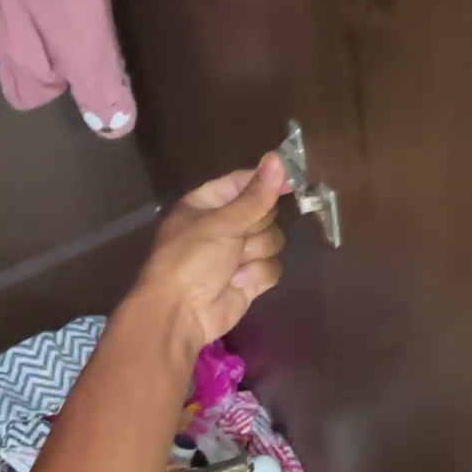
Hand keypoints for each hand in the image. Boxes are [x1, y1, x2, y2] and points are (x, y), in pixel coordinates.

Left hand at [130, 153, 289, 353]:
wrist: (181, 311)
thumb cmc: (191, 259)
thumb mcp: (221, 223)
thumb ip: (255, 196)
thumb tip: (278, 159)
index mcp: (209, 203)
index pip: (245, 182)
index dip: (266, 182)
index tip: (290, 183)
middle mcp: (225, 225)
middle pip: (265, 213)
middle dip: (256, 228)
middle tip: (238, 238)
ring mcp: (239, 253)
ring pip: (272, 241)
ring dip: (255, 254)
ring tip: (233, 265)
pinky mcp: (250, 278)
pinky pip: (271, 268)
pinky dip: (256, 276)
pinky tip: (237, 283)